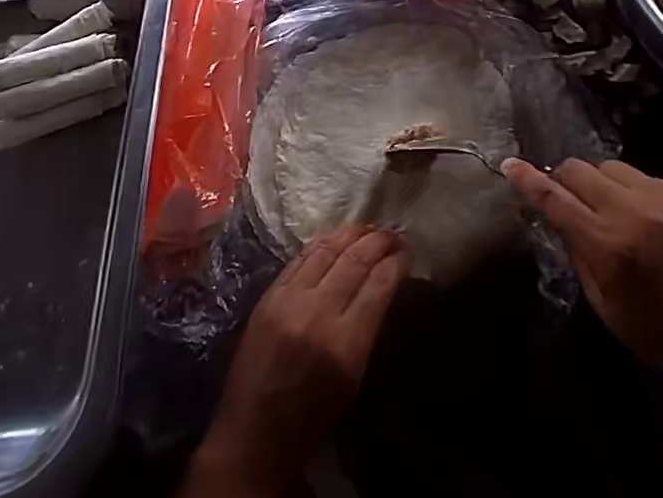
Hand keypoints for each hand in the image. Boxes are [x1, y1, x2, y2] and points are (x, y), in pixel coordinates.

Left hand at [177, 226, 408, 497]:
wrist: (254, 434)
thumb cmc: (314, 412)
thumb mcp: (355, 374)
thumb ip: (369, 324)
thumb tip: (386, 280)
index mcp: (344, 343)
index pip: (379, 284)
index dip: (397, 261)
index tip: (408, 250)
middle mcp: (316, 314)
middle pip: (355, 260)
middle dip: (379, 241)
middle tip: (394, 234)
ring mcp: (288, 301)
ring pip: (326, 250)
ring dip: (352, 233)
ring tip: (370, 228)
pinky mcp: (268, 297)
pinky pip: (300, 258)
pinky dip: (323, 243)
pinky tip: (337, 237)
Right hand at [502, 158, 662, 394]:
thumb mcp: (609, 309)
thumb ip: (580, 257)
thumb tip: (560, 221)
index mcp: (611, 246)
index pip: (555, 199)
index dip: (528, 180)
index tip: (511, 165)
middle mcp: (638, 210)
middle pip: (581, 169)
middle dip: (563, 178)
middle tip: (562, 196)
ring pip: (615, 167)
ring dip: (599, 182)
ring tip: (607, 208)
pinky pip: (652, 179)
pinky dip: (637, 193)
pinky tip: (649, 220)